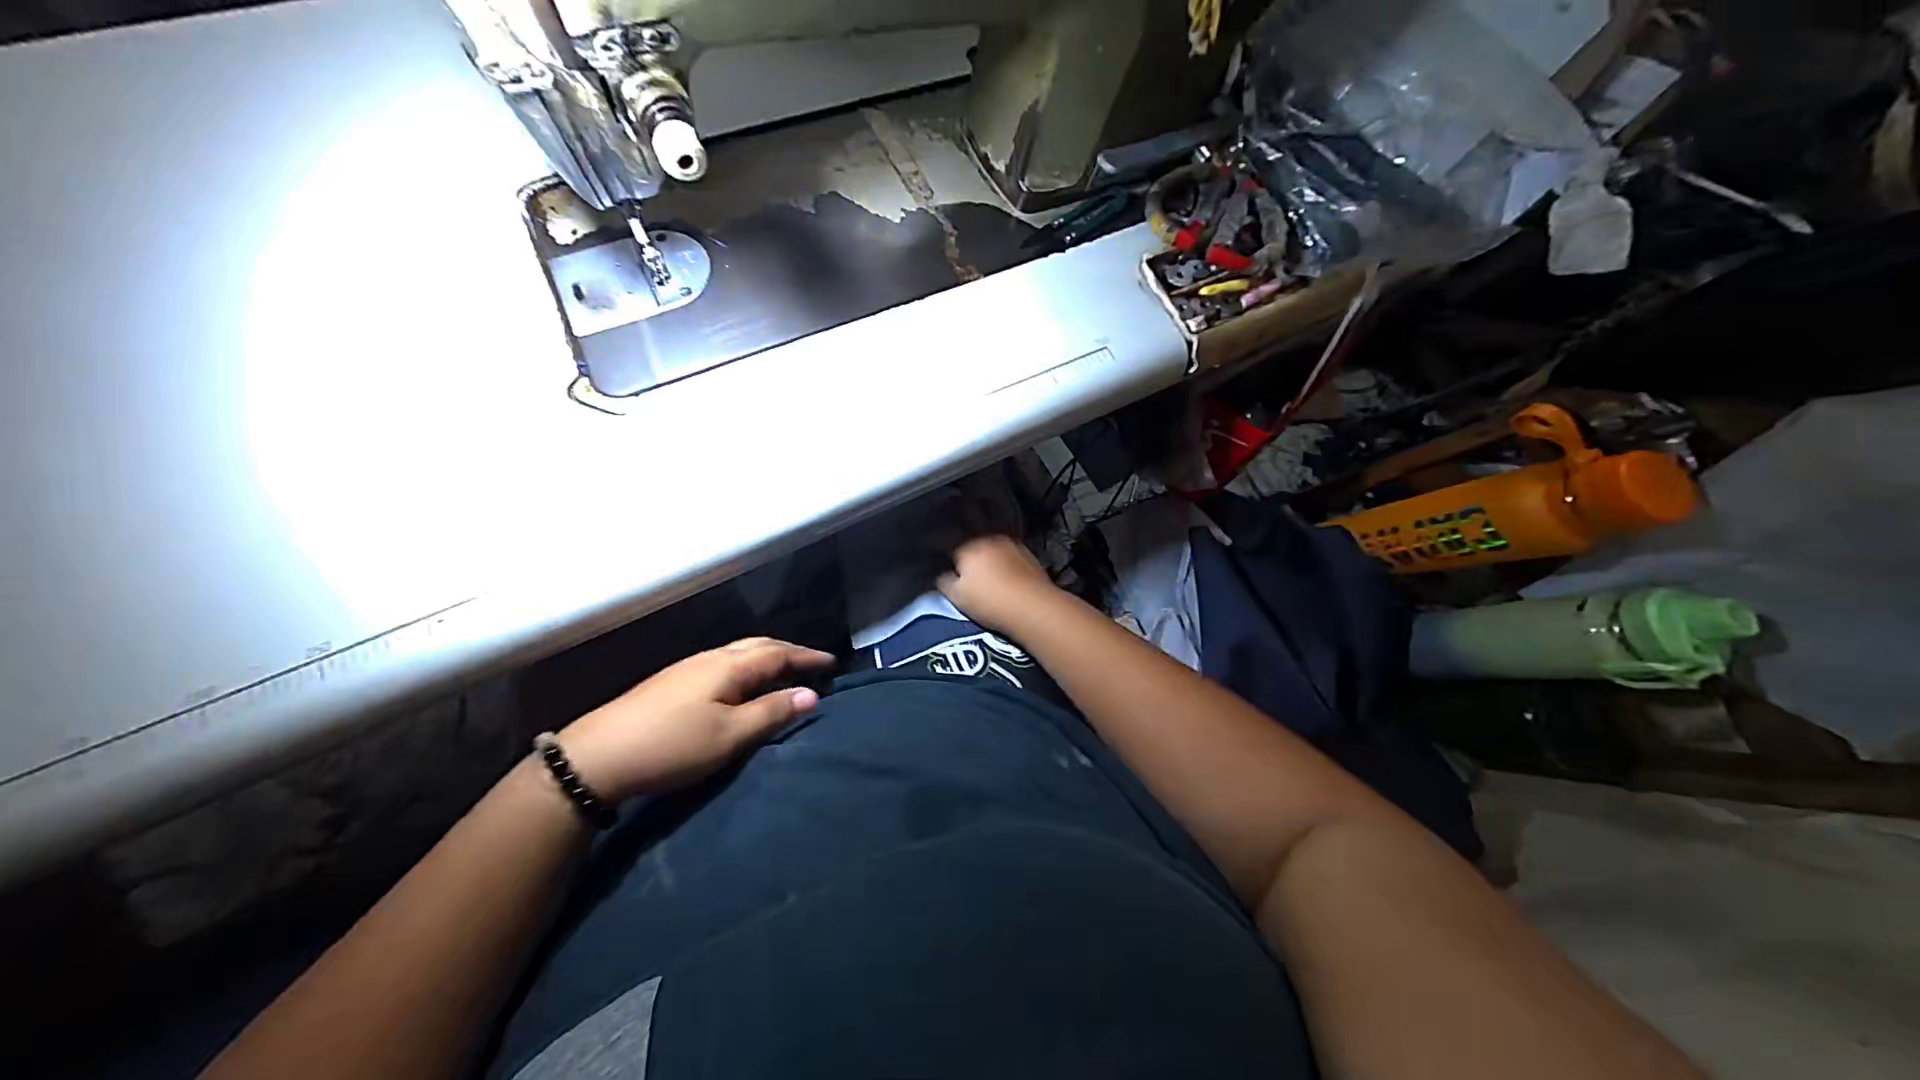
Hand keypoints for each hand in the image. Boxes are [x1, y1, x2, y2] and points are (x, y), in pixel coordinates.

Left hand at [555, 637, 835, 801]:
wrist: (597, 758)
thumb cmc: (672, 746)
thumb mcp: (729, 735)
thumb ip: (771, 712)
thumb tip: (811, 694)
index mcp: (728, 666)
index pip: (778, 653)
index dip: (806, 656)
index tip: (832, 662)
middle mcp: (709, 658)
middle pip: (757, 645)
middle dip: (788, 651)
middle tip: (812, 664)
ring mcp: (687, 669)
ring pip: (738, 653)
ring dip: (766, 658)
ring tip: (784, 673)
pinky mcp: (672, 683)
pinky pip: (723, 664)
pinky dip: (746, 668)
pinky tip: (743, 686)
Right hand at [937, 534, 1059, 634]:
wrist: (1034, 608)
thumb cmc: (990, 602)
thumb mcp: (957, 597)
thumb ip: (944, 582)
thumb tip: (942, 574)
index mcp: (968, 547)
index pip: (952, 551)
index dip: (951, 566)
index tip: (954, 580)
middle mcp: (990, 539)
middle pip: (975, 549)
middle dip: (972, 561)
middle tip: (973, 582)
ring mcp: (1013, 545)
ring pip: (995, 551)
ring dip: (992, 562)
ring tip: (993, 582)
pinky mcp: (1030, 556)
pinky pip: (1012, 558)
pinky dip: (1008, 565)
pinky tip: (1010, 581)